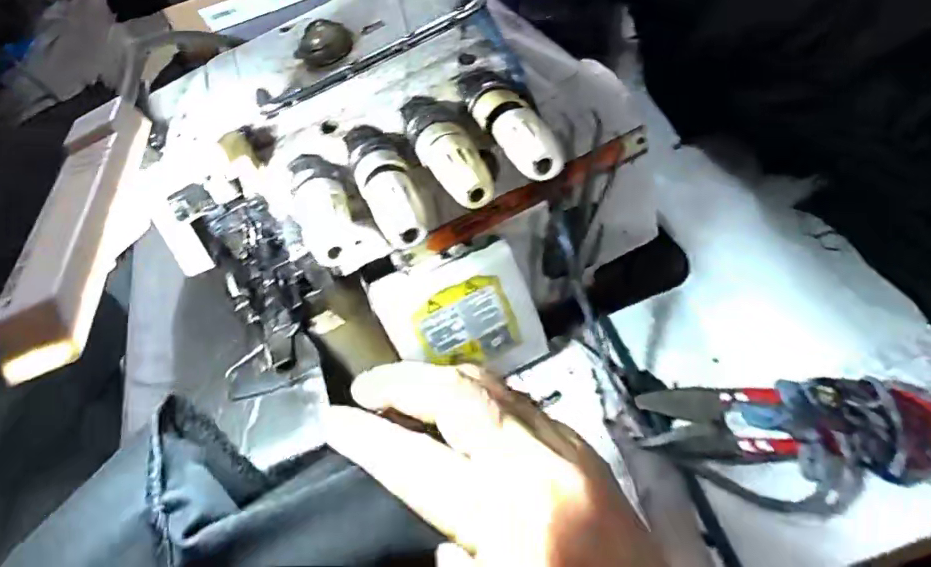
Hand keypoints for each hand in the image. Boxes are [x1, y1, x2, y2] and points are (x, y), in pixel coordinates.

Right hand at [323, 362, 663, 566]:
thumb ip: (460, 561)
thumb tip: (442, 543)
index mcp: (516, 521)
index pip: (415, 459)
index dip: (365, 435)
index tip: (332, 419)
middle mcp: (546, 472)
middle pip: (455, 392)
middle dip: (400, 382)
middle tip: (366, 390)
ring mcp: (577, 457)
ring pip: (491, 385)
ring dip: (440, 382)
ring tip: (407, 393)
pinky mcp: (598, 460)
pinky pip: (524, 403)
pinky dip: (482, 395)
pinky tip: (466, 410)